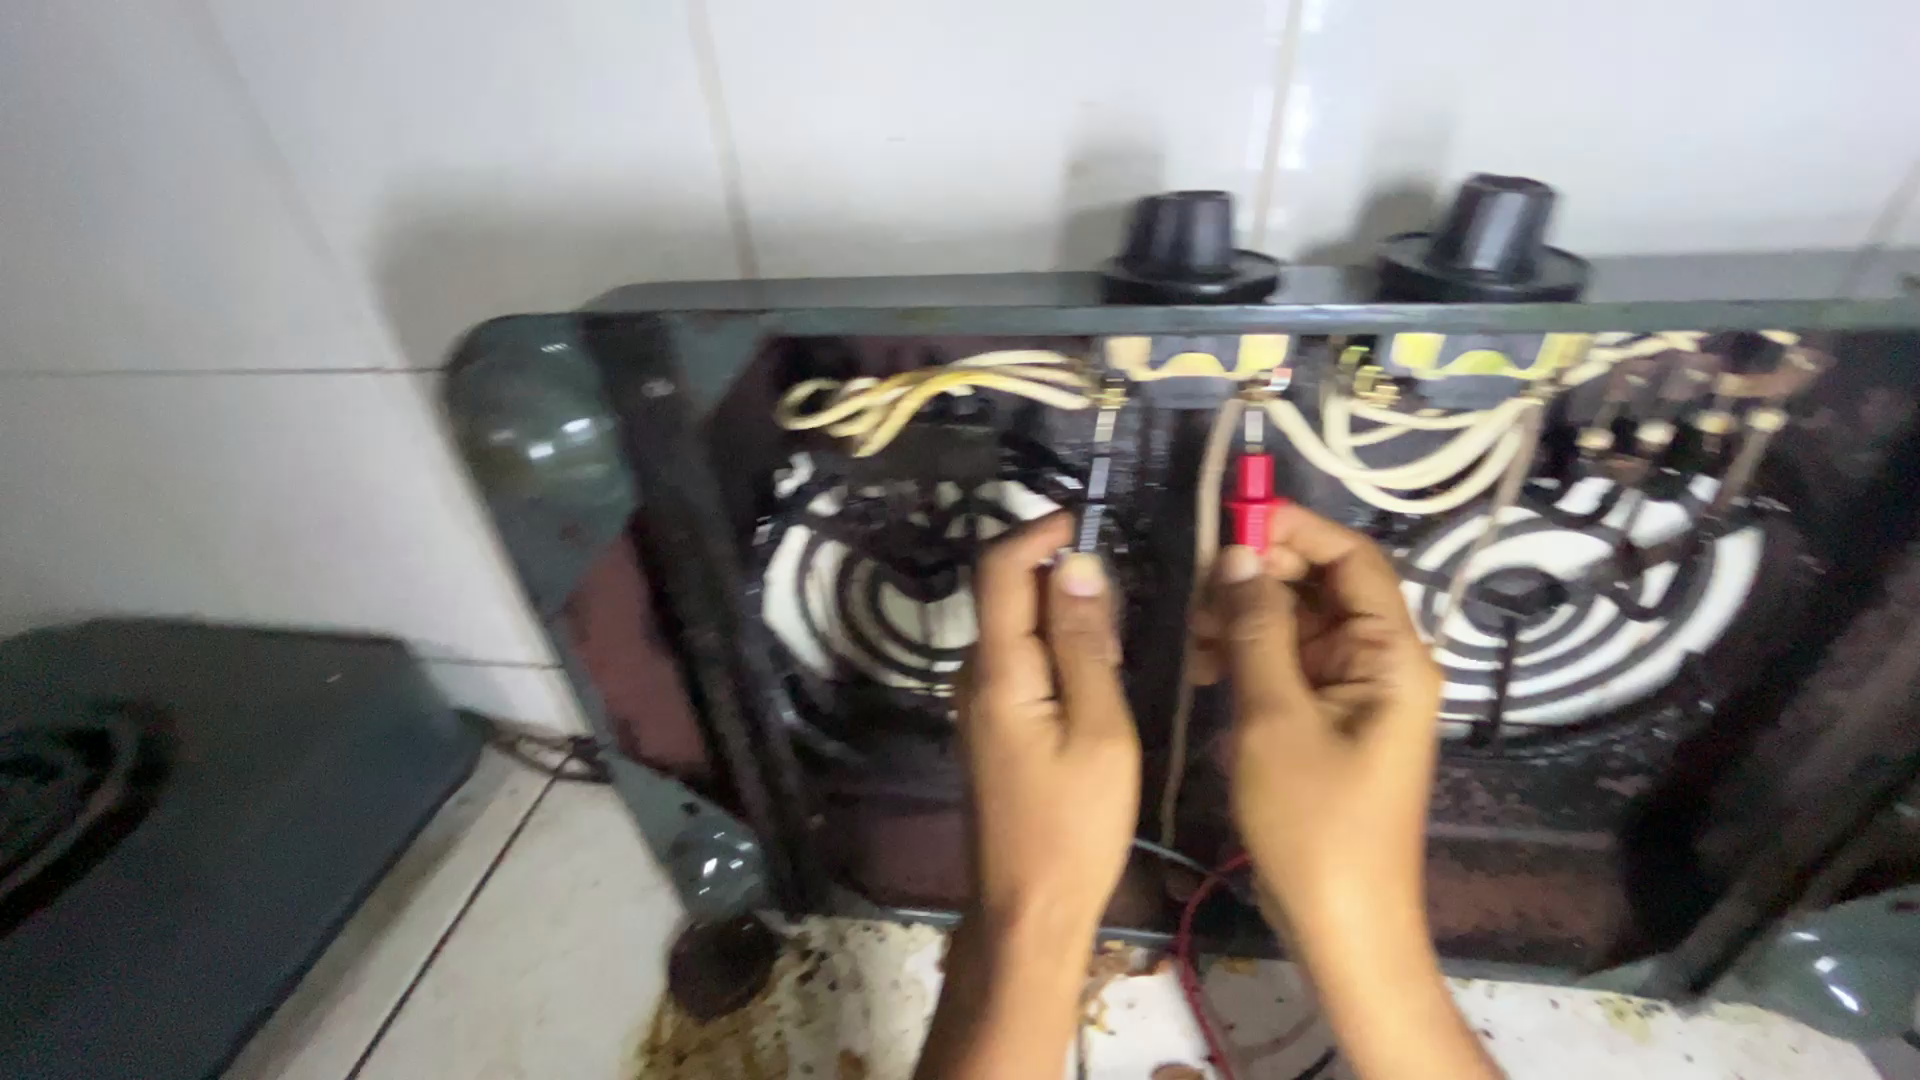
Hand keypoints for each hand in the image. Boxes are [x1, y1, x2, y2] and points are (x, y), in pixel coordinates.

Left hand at [957, 512, 1140, 932]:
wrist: (1029, 904)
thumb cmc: (1075, 823)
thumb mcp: (1099, 729)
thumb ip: (1083, 644)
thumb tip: (1076, 565)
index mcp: (998, 670)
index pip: (998, 571)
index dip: (1035, 534)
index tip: (1084, 519)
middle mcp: (974, 675)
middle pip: (1003, 594)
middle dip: (1053, 570)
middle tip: (1118, 576)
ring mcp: (976, 700)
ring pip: (1012, 627)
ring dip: (1055, 607)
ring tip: (1116, 617)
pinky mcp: (989, 723)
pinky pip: (1016, 660)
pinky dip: (1050, 643)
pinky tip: (1091, 662)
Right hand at [1195, 504, 1442, 930]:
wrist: (1338, 921)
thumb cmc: (1314, 821)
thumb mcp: (1275, 717)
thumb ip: (1257, 630)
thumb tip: (1236, 556)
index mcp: (1391, 656)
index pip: (1353, 560)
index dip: (1296, 529)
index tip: (1232, 518)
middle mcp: (1378, 662)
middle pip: (1321, 587)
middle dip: (1258, 577)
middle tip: (1198, 585)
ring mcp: (1350, 690)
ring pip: (1295, 623)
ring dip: (1244, 616)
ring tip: (1193, 632)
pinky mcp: (1322, 715)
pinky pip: (1284, 661)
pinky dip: (1245, 653)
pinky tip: (1204, 664)